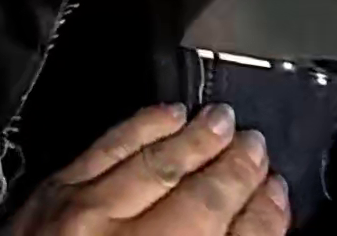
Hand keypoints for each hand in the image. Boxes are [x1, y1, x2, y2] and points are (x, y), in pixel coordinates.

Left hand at [4, 103, 289, 235]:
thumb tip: (243, 228)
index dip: (261, 219)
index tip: (279, 193)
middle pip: (198, 203)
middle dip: (235, 173)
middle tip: (258, 145)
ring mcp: (87, 215)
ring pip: (158, 164)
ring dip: (197, 140)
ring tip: (225, 119)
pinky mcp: (56, 189)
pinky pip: (111, 144)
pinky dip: (144, 125)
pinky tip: (169, 111)